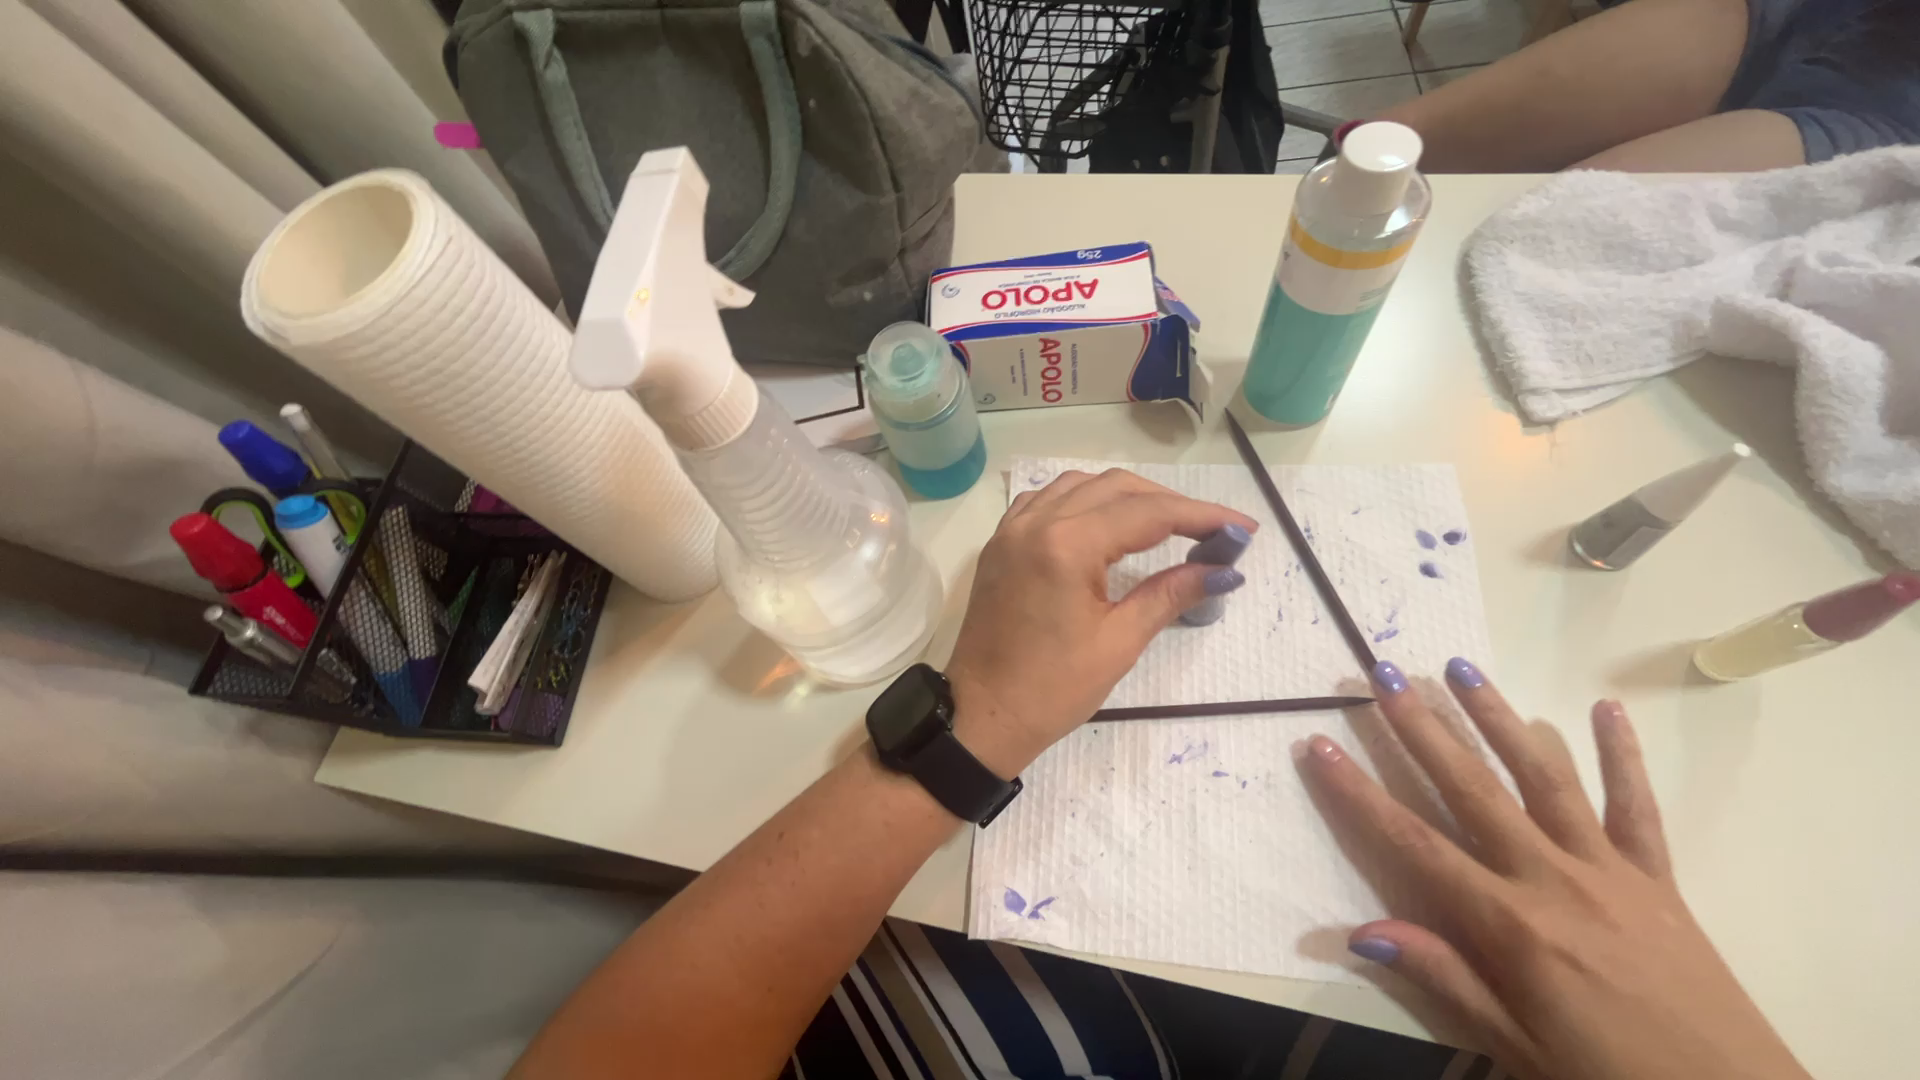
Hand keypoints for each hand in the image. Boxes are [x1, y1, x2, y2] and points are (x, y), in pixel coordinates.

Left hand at [944, 469, 1255, 777]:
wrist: (981, 716)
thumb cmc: (1052, 689)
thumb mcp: (1119, 642)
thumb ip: (1171, 593)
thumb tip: (1225, 569)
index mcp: (1066, 546)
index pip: (1147, 513)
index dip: (1201, 516)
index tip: (1242, 529)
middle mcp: (1036, 523)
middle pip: (1115, 487)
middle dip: (1168, 503)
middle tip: (1209, 531)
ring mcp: (1011, 530)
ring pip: (1078, 486)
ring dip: (1125, 496)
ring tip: (1164, 524)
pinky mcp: (999, 543)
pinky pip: (1045, 500)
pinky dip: (1081, 502)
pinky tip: (1102, 523)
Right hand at [1301, 659, 1810, 1079]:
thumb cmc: (1605, 1075)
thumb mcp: (1513, 1044)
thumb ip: (1441, 976)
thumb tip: (1357, 932)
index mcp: (1508, 923)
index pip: (1413, 842)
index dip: (1358, 792)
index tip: (1319, 745)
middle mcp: (1550, 878)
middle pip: (1470, 788)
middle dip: (1421, 727)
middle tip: (1386, 674)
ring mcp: (1607, 869)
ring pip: (1543, 778)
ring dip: (1498, 717)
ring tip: (1462, 667)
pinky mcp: (1656, 877)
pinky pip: (1636, 807)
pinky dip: (1621, 755)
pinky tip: (1603, 707)